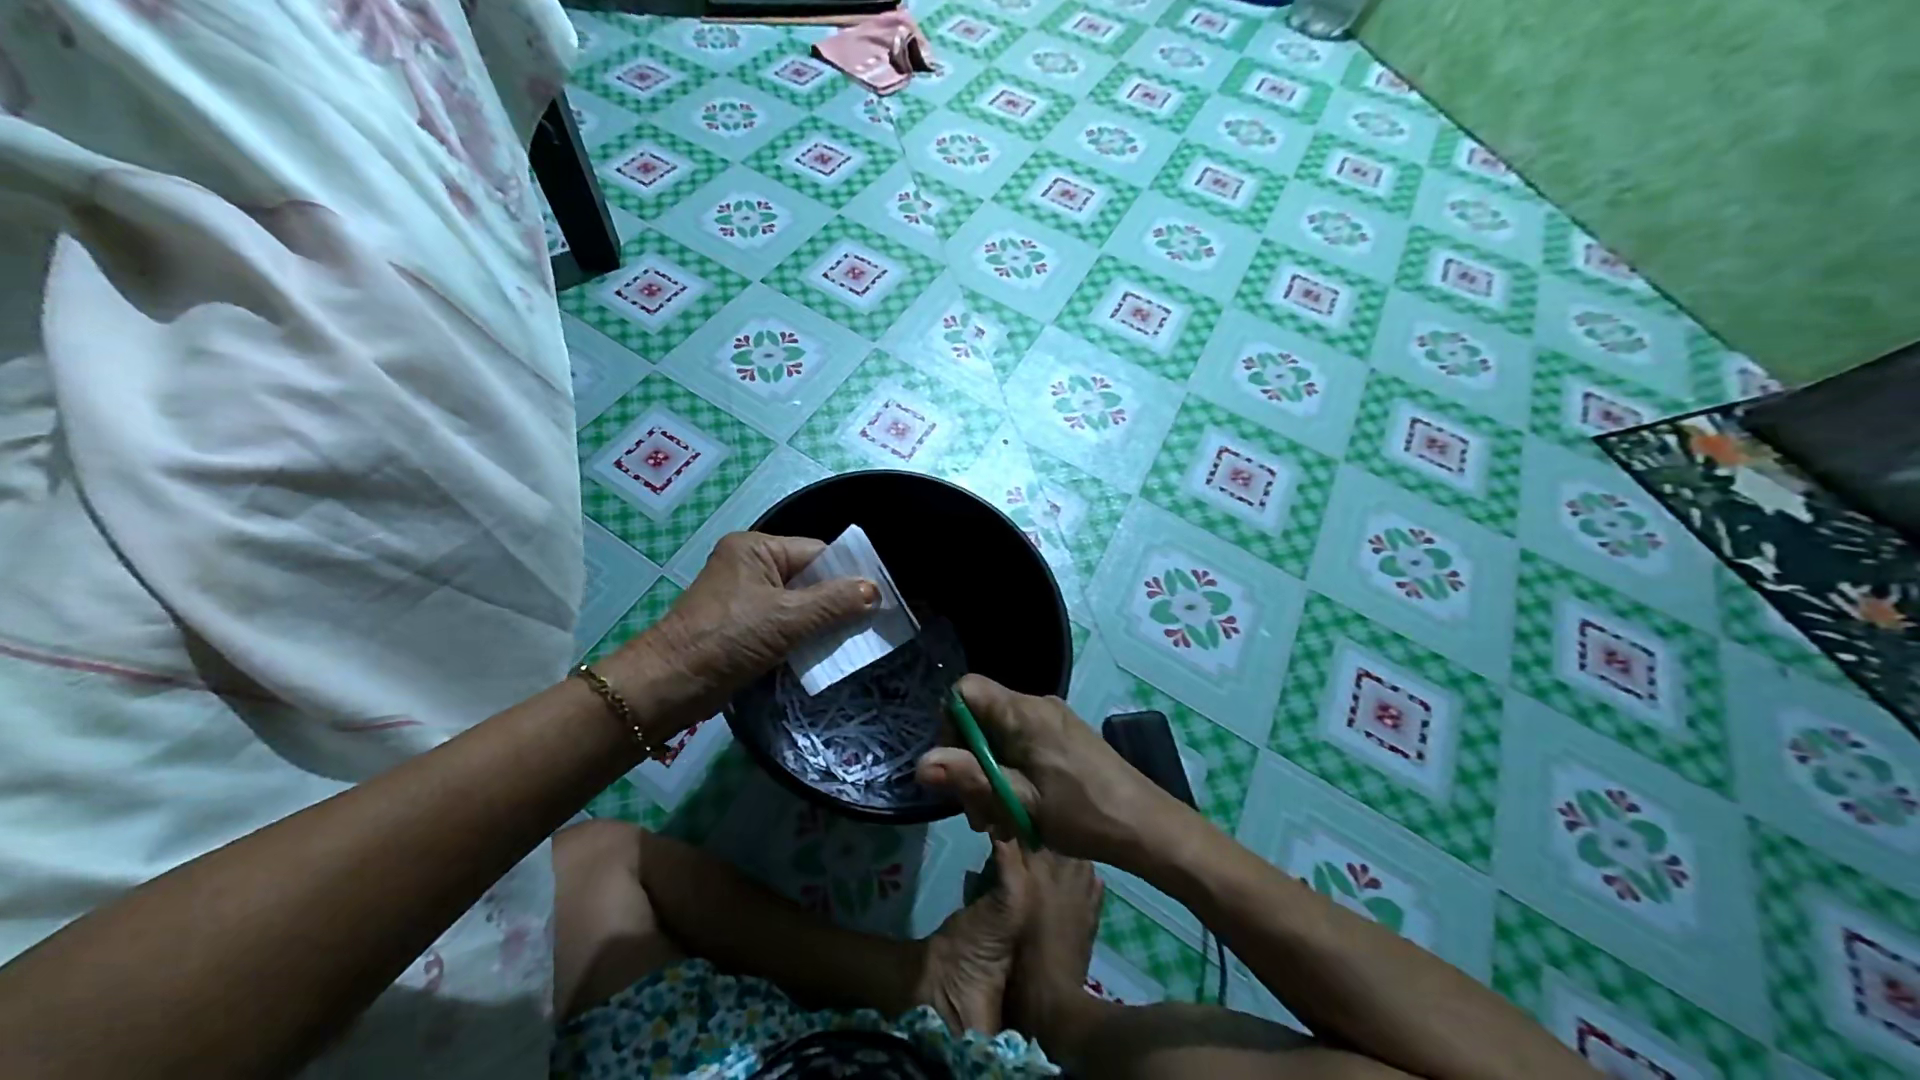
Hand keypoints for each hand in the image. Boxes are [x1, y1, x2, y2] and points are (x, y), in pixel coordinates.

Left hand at [605, 532, 876, 728]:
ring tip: (857, 639)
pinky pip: (788, 623)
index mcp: (757, 548)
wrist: (670, 686)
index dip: (850, 574)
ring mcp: (747, 597)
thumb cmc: (726, 640)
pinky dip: (807, 635)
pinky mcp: (745, 626)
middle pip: (811, 578)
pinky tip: (828, 650)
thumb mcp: (787, 618)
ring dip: (825, 622)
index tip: (881, 598)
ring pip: (802, 603)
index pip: (818, 553)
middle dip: (840, 601)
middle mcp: (752, 565)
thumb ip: (835, 602)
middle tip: (874, 621)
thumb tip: (876, 592)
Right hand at [915, 675, 1196, 866]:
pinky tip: (1021, 810)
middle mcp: (1036, 706)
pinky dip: (1012, 772)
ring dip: (991, 775)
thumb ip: (970, 778)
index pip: (966, 690)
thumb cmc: (1082, 813)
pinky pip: (1022, 743)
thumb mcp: (1020, 801)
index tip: (956, 767)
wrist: (1146, 826)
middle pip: (981, 717)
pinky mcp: (1064, 736)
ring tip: (1002, 820)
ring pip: (1000, 735)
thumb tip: (921, 764)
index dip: (949, 724)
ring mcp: (1052, 720)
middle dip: (970, 762)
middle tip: (979, 812)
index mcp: (1023, 712)